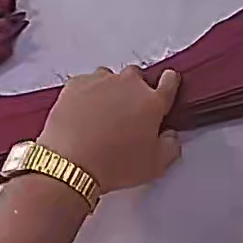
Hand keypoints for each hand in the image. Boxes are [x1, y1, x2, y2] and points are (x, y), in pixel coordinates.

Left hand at [37, 67, 181, 193]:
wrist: (72, 164)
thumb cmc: (112, 163)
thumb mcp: (155, 165)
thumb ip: (170, 146)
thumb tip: (170, 138)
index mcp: (152, 102)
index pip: (169, 82)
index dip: (169, 83)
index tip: (168, 84)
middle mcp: (128, 85)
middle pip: (138, 77)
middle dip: (136, 92)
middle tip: (129, 115)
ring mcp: (100, 82)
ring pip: (111, 78)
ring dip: (111, 92)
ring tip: (104, 117)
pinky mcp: (75, 85)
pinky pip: (86, 83)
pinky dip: (87, 94)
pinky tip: (84, 115)